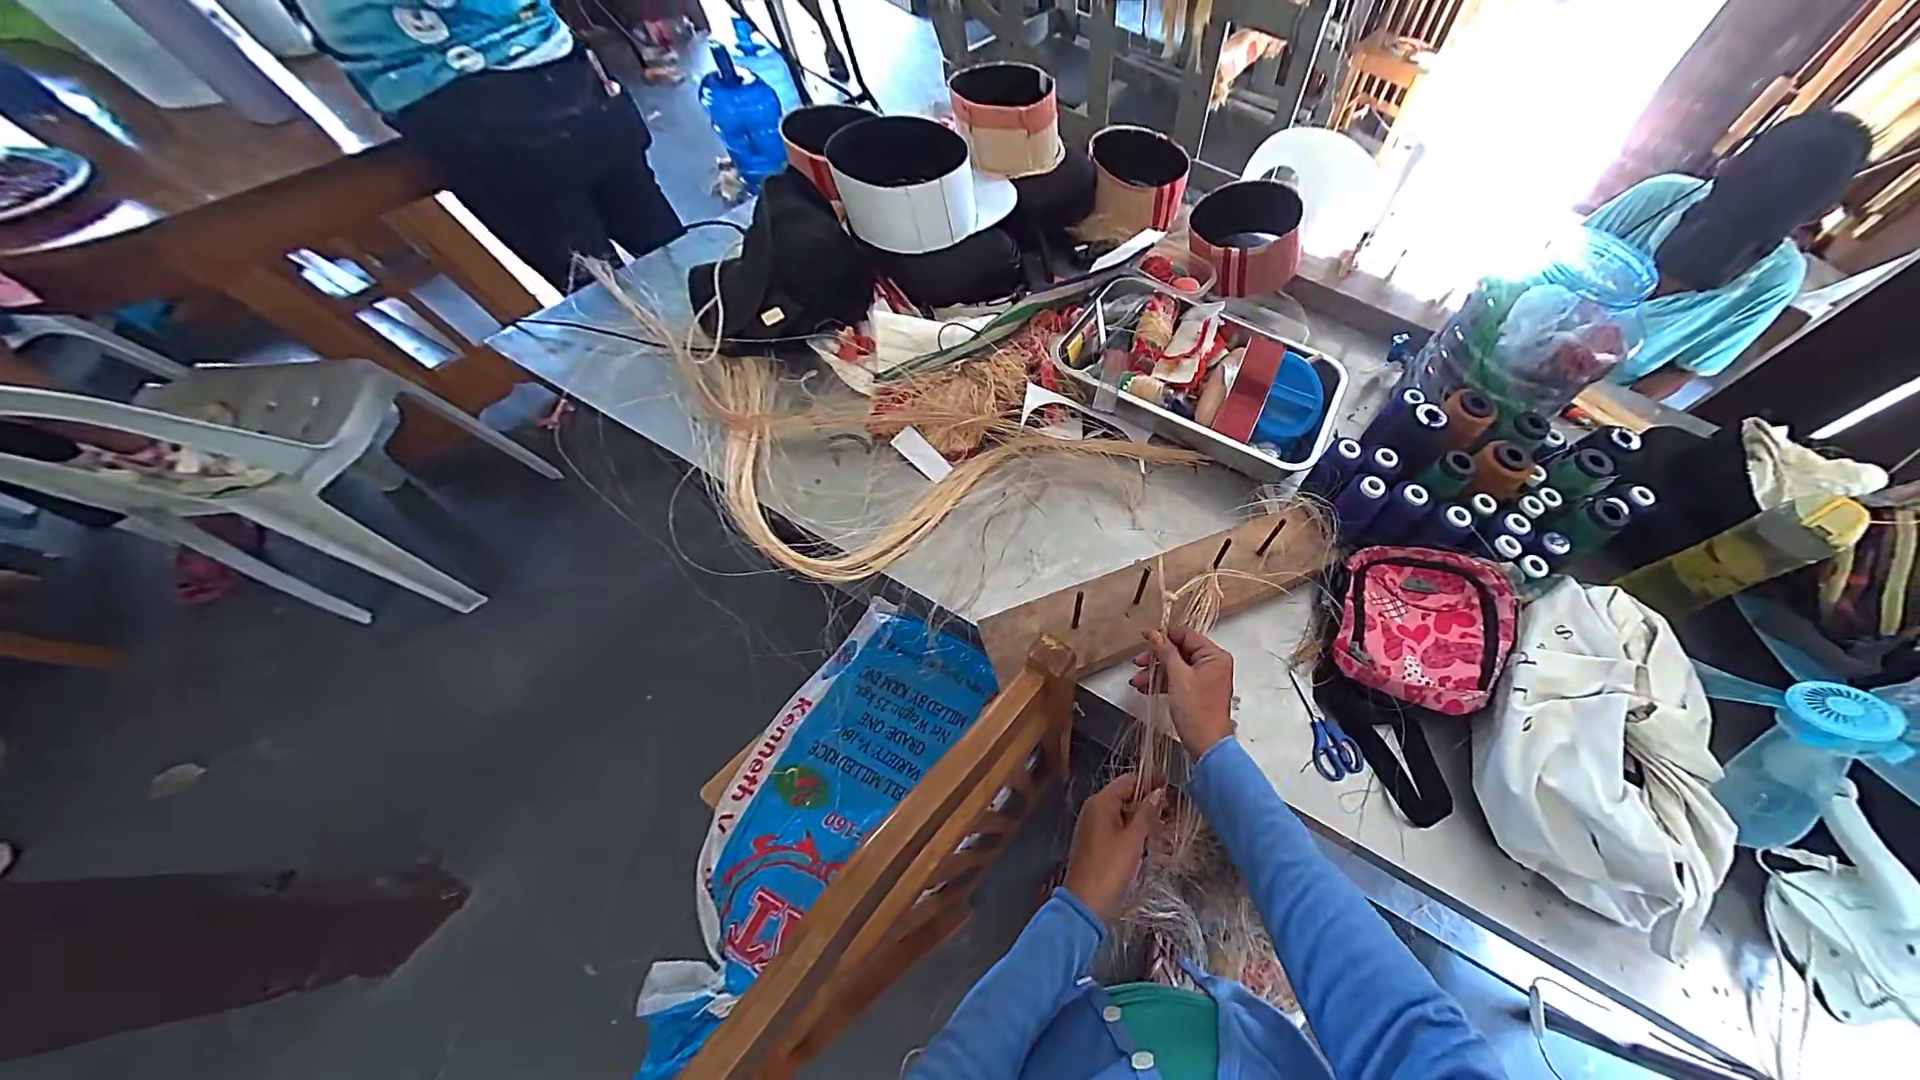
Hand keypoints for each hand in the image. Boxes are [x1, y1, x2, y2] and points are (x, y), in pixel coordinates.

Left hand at [1063, 772, 1164, 920]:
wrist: (1085, 900)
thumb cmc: (1110, 866)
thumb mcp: (1133, 839)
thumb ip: (1146, 813)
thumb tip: (1159, 792)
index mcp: (1101, 801)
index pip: (1128, 780)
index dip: (1150, 781)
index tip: (1172, 786)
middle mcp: (1094, 807)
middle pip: (1125, 795)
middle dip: (1149, 800)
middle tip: (1175, 809)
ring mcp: (1093, 823)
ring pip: (1122, 812)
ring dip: (1143, 817)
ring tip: (1168, 824)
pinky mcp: (1095, 839)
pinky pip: (1117, 826)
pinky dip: (1133, 828)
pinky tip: (1151, 838)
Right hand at [1130, 627, 1234, 755]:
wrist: (1206, 745)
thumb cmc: (1196, 709)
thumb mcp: (1178, 676)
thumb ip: (1165, 651)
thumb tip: (1154, 633)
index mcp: (1214, 656)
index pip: (1186, 635)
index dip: (1164, 636)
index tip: (1144, 638)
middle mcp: (1212, 664)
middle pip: (1179, 651)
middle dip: (1156, 658)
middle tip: (1138, 663)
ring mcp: (1204, 678)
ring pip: (1175, 666)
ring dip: (1155, 672)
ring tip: (1137, 681)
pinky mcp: (1196, 692)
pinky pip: (1177, 680)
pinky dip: (1162, 682)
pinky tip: (1144, 688)